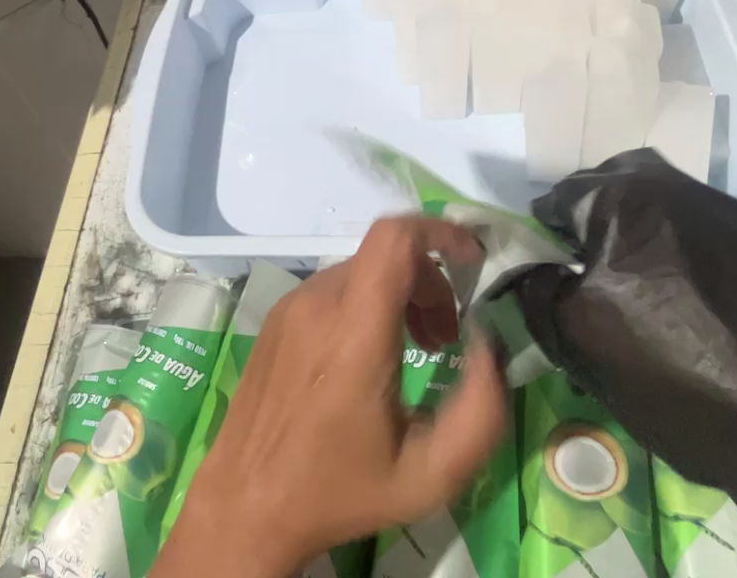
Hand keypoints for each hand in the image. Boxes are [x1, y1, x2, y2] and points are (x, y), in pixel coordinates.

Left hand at [153, 218, 507, 577]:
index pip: (393, 239)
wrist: (247, 504)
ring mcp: (291, 306)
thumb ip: (480, 410)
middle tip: (447, 338)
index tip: (473, 259)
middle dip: (431, 283)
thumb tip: (488, 345)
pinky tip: (370, 357)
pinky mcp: (276, 318)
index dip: (440, 232)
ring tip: (416, 349)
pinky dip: (366, 305)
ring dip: (401, 297)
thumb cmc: (340, 490)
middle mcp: (318, 303)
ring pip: (360, 271)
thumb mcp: (430, 475)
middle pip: (386, 255)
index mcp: (354, 332)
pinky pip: (333, 289)